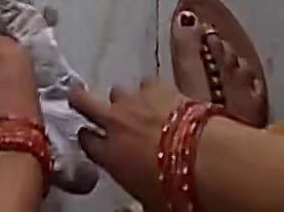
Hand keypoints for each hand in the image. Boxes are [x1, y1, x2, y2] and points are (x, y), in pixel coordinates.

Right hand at [73, 77, 189, 207]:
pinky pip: (145, 84)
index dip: (88, 137)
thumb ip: (132, 181)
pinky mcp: (156, 85)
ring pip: (118, 90)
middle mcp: (115, 121)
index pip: (86, 140)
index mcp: (110, 154)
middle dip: (81, 98)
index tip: (90, 137)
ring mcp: (134, 100)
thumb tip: (139, 184)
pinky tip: (162, 101)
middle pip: (85, 100)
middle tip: (80, 98)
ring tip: (138, 109)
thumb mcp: (147, 199)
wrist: (204, 159)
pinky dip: (151, 92)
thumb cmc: (175, 192)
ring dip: (125, 100)